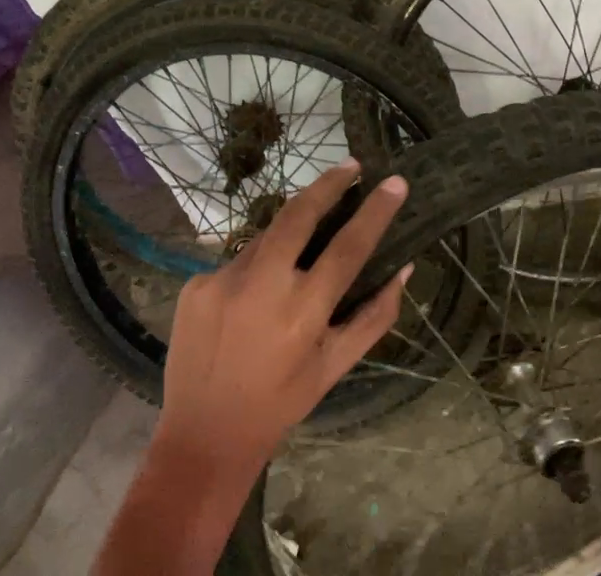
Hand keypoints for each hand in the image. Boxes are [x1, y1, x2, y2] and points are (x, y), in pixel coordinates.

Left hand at [94, 161, 410, 575]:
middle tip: (352, 166)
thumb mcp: (335, 367)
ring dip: (290, 232)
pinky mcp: (195, 284)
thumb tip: (404, 269)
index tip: (395, 182)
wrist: (202, 435)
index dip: (375, 211)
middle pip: (299, 215)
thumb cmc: (281, 403)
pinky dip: (257, 267)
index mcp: (303, 313)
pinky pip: (238, 261)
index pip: (348, 247)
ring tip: (303, 248)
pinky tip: (255, 298)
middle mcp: (262, 288)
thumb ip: (374, 316)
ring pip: (267, 237)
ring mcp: (222, 281)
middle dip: (328, 184)